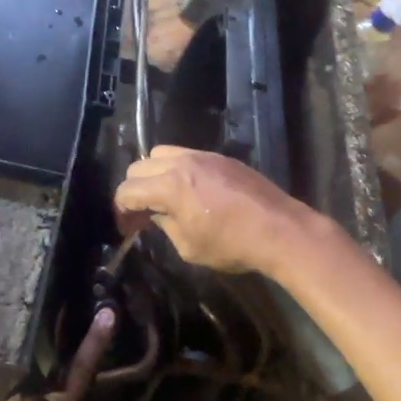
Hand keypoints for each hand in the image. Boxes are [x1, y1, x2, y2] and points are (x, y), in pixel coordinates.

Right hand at [113, 145, 310, 273]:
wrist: (280, 229)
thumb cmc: (232, 245)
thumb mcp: (189, 247)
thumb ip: (165, 226)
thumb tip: (156, 215)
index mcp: (169, 186)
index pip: (127, 190)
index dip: (121, 211)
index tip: (127, 228)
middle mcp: (180, 163)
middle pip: (138, 166)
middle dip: (134, 190)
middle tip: (142, 214)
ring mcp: (202, 155)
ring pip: (160, 153)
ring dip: (154, 174)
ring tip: (165, 197)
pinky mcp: (220, 156)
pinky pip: (186, 154)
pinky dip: (177, 169)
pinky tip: (190, 190)